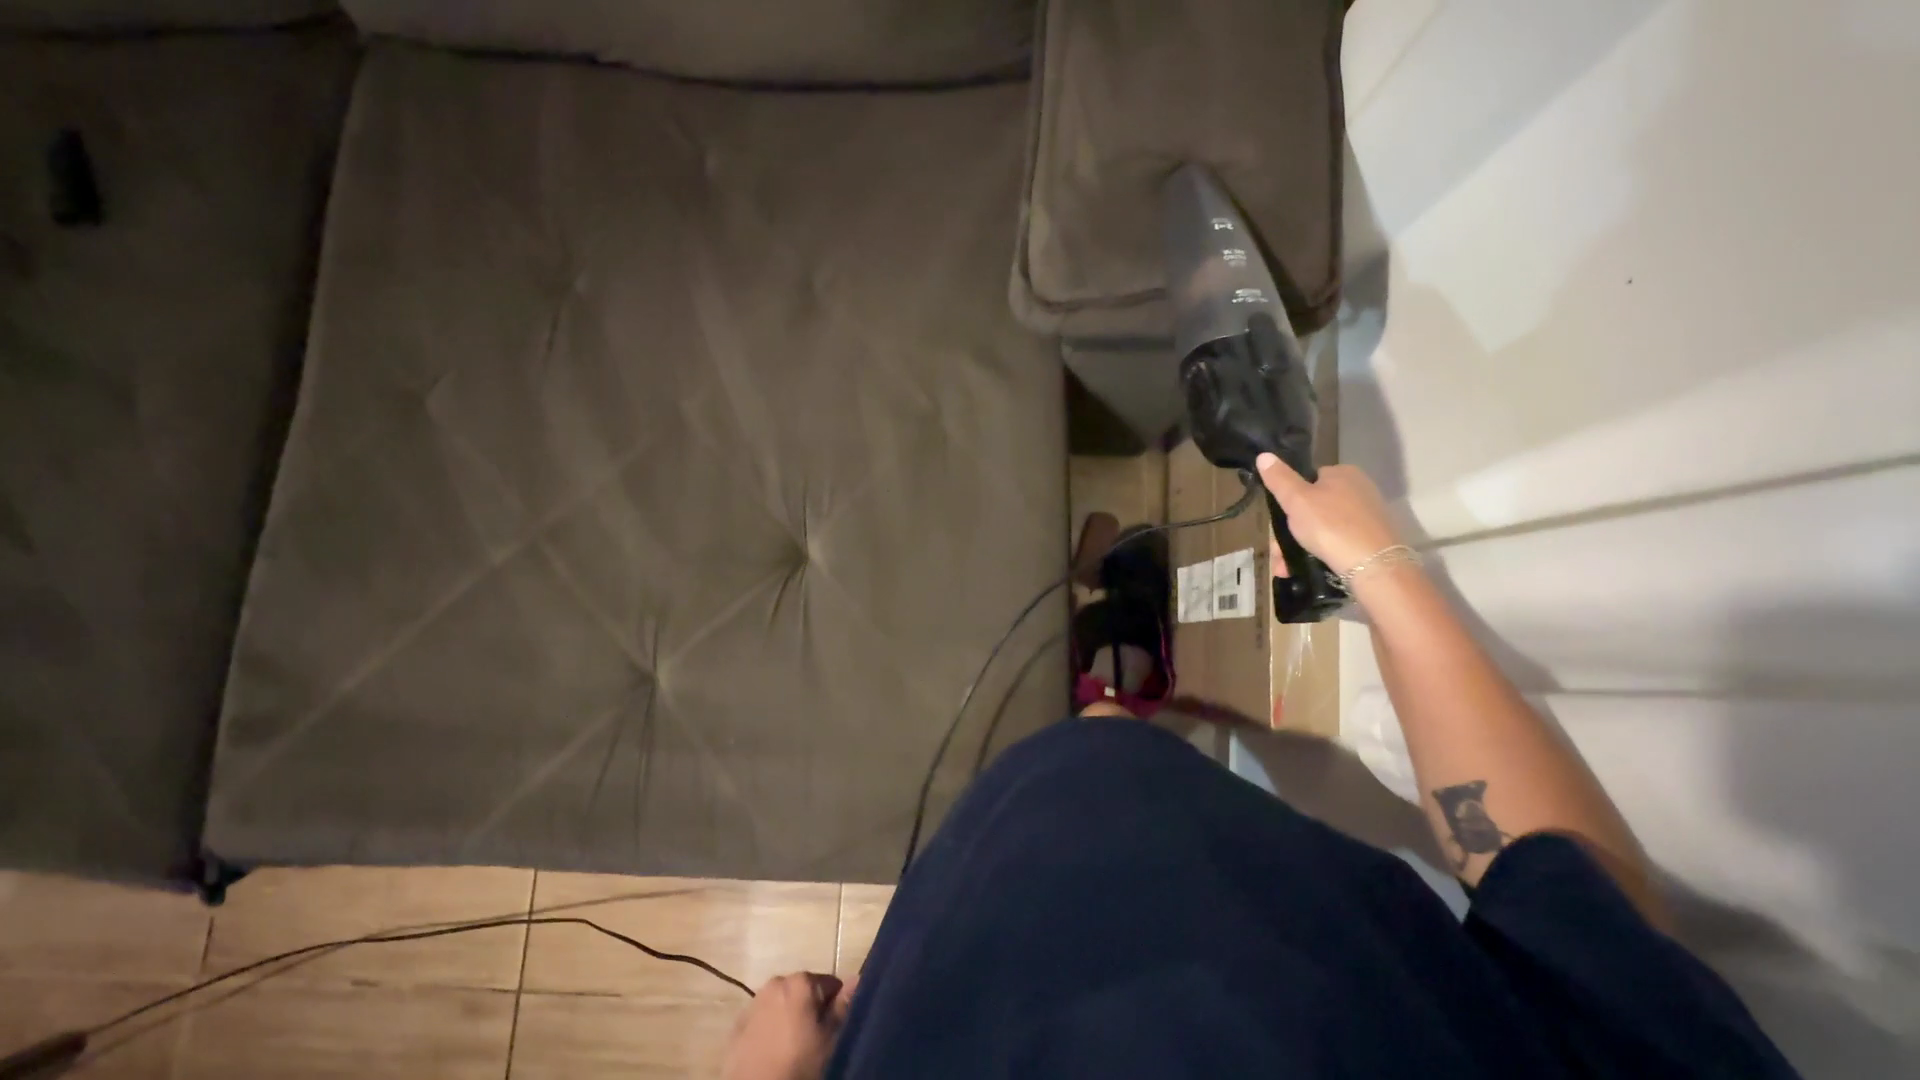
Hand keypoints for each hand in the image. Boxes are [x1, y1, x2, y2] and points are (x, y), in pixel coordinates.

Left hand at [720, 972, 856, 1079]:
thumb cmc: (798, 1063)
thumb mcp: (829, 1039)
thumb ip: (843, 1006)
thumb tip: (856, 979)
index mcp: (801, 982)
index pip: (831, 984)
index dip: (836, 1006)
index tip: (834, 1028)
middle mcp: (776, 982)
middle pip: (805, 990)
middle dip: (812, 1009)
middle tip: (815, 1039)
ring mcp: (754, 1001)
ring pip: (783, 1003)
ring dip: (791, 1016)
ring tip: (793, 1046)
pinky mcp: (738, 1022)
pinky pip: (764, 1017)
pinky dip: (771, 1027)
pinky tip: (773, 1050)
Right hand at [1256, 454, 1401, 576]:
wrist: (1373, 564)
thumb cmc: (1330, 526)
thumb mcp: (1296, 500)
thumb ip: (1279, 479)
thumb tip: (1264, 455)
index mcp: (1343, 473)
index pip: (1309, 481)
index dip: (1290, 501)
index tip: (1278, 523)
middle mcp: (1359, 489)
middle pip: (1313, 508)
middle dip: (1291, 533)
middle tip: (1279, 555)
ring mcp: (1367, 514)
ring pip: (1323, 528)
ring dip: (1300, 548)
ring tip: (1286, 568)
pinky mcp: (1373, 538)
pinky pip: (1339, 542)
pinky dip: (1321, 554)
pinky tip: (1309, 567)